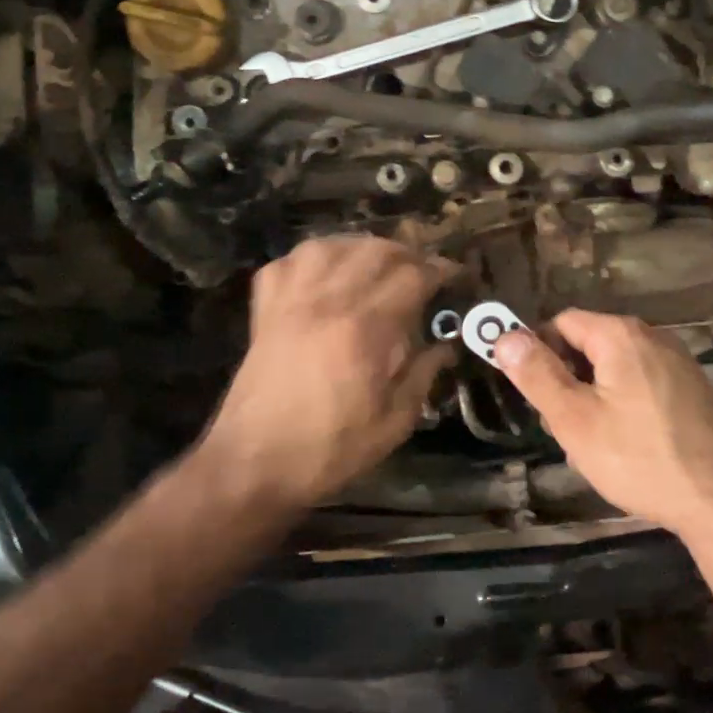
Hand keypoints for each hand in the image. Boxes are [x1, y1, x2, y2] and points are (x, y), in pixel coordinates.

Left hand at [198, 237, 455, 508]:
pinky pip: (289, 262)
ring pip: (332, 246)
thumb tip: (447, 343)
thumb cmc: (330, 450)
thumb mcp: (394, 421)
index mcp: (365, 328)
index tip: (459, 278)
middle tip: (426, 274)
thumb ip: (424, 374)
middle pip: (376, 250)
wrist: (253, 466)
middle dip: (409, 255)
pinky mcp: (265, 311)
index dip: (442, 270)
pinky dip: (314, 258)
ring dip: (363, 249)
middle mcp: (328, 301)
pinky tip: (329, 274)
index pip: (413, 276)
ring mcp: (291, 302)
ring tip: (380, 266)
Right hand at [494, 310, 712, 543]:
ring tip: (596, 447)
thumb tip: (504, 336)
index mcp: (622, 335)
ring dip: (596, 400)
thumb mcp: (575, 420)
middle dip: (569, 382)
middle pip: (590, 345)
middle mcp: (655, 337)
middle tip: (565, 430)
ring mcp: (681, 364)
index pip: (561, 322)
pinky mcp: (696, 391)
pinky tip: (631, 448)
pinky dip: (628, 408)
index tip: (534, 395)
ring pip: (617, 370)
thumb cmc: (640, 459)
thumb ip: (538, 375)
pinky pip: (646, 386)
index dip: (538, 353)